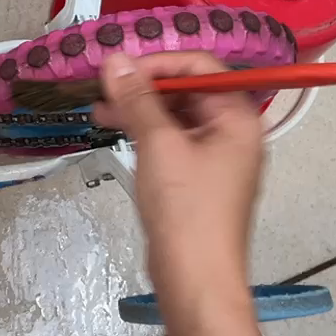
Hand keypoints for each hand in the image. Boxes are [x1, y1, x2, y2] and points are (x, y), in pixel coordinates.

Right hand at [94, 51, 263, 297]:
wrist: (195, 277)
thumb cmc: (185, 206)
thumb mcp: (158, 144)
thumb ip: (137, 98)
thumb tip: (115, 58)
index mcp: (236, 116)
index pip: (200, 65)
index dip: (158, 61)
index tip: (118, 68)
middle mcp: (231, 130)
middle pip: (187, 89)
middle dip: (143, 85)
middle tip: (103, 88)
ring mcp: (214, 155)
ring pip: (174, 114)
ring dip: (138, 107)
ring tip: (99, 109)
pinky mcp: (195, 176)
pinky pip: (170, 139)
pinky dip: (143, 130)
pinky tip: (113, 129)